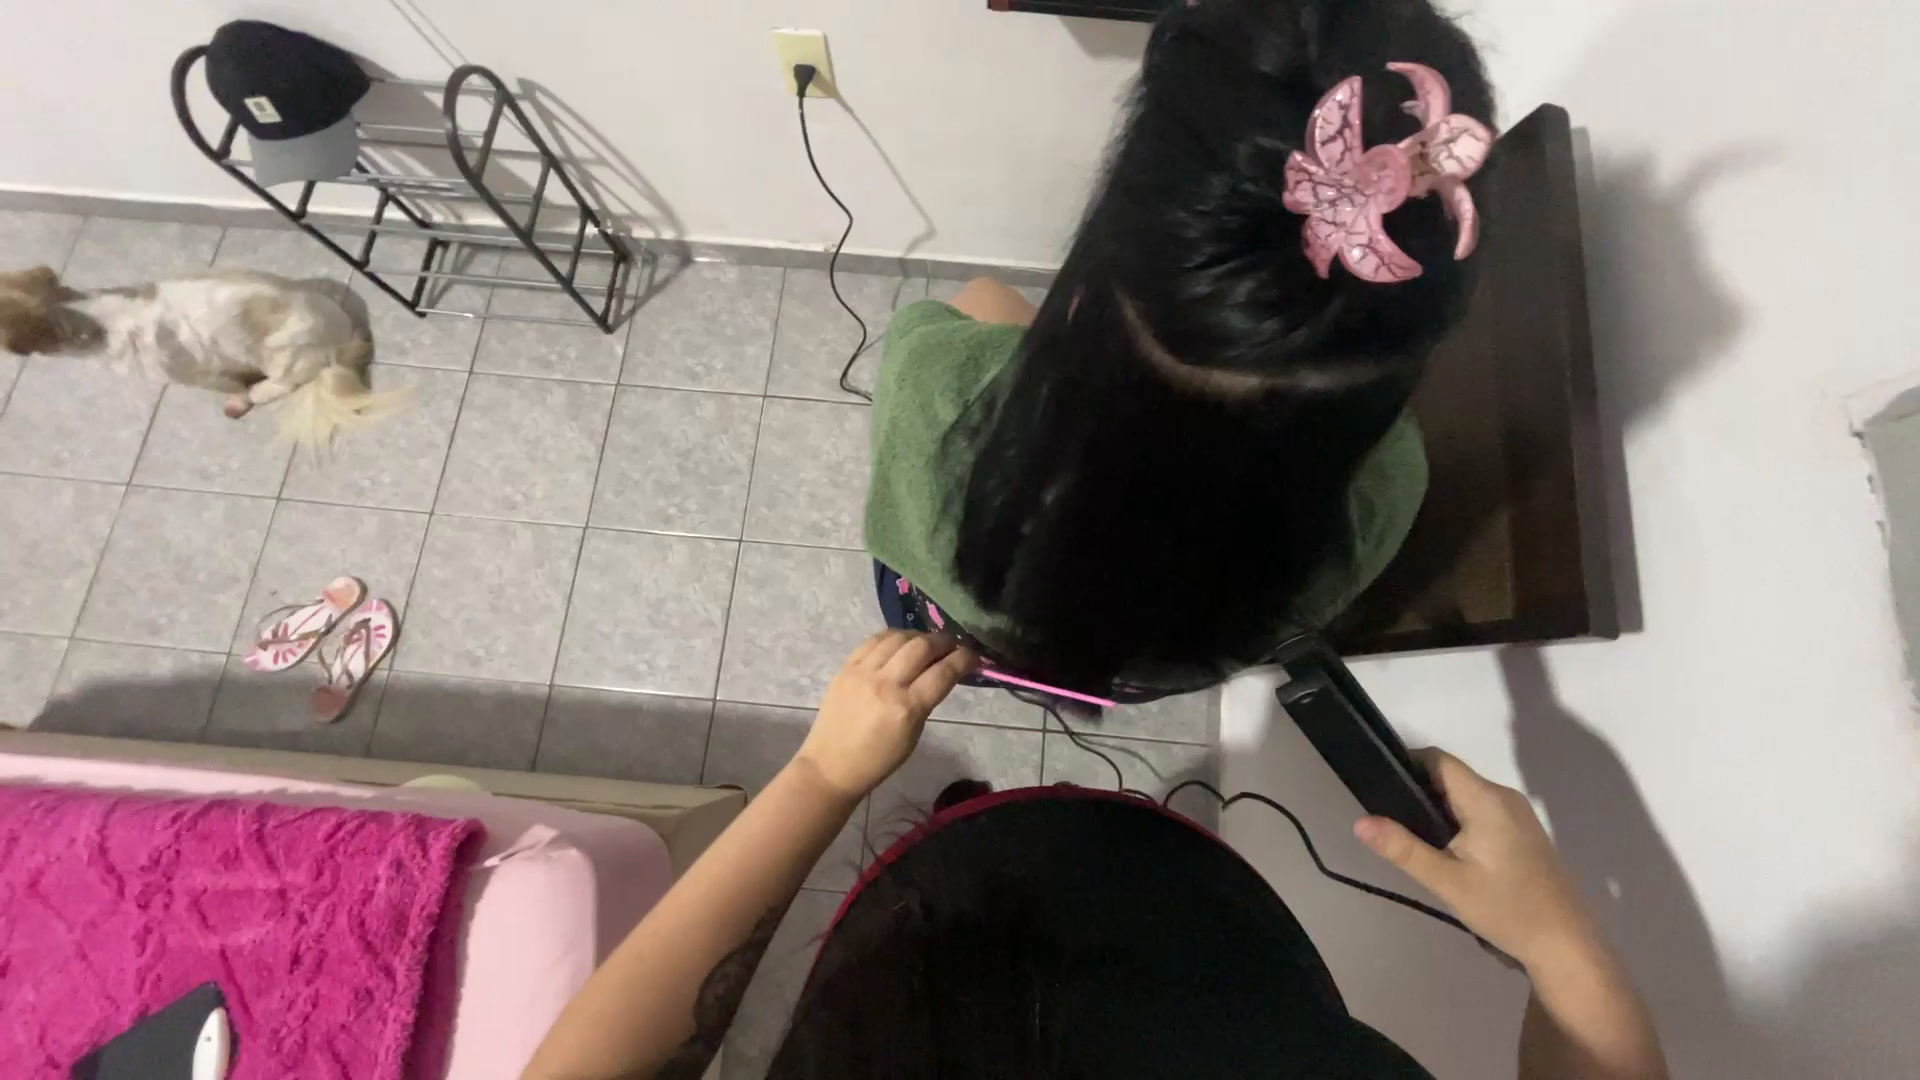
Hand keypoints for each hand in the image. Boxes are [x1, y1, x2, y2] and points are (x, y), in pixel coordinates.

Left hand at [793, 631, 976, 800]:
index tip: (974, 656)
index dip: (964, 659)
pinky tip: (901, 642)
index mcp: (906, 708)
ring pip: (898, 637)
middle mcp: (885, 684)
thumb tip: (945, 672)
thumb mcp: (913, 734)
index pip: (943, 672)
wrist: (831, 765)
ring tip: (927, 643)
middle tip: (953, 646)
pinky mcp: (846, 666)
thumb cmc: (879, 759)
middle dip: (944, 641)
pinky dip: (893, 637)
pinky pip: (874, 640)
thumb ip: (928, 699)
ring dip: (919, 636)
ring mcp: (863, 672)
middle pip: (922, 646)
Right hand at [1354, 748, 1597, 970]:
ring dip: (1436, 805)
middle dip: (1417, 788)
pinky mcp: (1522, 831)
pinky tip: (1446, 848)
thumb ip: (1402, 849)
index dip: (1405, 763)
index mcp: (1487, 800)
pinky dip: (1456, 817)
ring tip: (1412, 834)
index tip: (1379, 783)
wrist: (1569, 950)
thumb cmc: (1508, 910)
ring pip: (1463, 793)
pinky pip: (1479, 808)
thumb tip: (1359, 823)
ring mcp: (1518, 814)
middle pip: (1449, 775)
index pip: (1438, 760)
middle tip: (1390, 817)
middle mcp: (1504, 797)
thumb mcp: (1447, 882)